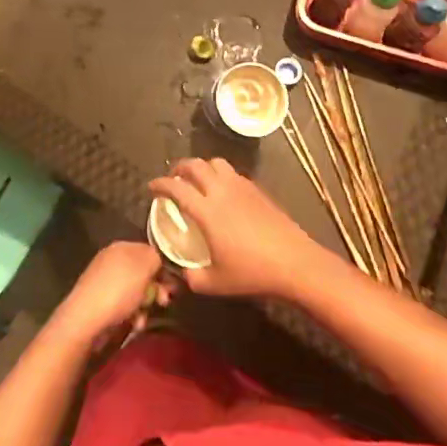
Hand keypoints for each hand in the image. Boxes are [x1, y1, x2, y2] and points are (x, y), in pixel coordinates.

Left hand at [50, 242, 170, 346]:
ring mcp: (107, 282)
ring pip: (137, 292)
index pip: (150, 251)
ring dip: (146, 305)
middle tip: (164, 301)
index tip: (173, 283)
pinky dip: (133, 314)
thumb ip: (156, 257)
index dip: (163, 267)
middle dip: (157, 288)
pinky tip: (135, 323)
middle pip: (144, 273)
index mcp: (122, 247)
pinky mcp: (103, 302)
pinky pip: (126, 305)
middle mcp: (113, 261)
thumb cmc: (118, 290)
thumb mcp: (144, 267)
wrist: (86, 319)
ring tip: (144, 316)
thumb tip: (157, 260)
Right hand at [147, 159, 329, 300]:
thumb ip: (193, 278)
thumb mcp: (216, 283)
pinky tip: (222, 192)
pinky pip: (232, 173)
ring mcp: (241, 187)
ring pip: (215, 162)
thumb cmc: (252, 273)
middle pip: (194, 165)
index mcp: (206, 210)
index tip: (152, 187)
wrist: (294, 262)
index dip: (160, 184)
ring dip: (201, 167)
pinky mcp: (257, 190)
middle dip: (179, 168)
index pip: (176, 187)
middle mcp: (221, 190)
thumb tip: (183, 274)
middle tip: (173, 179)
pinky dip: (220, 175)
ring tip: (197, 180)